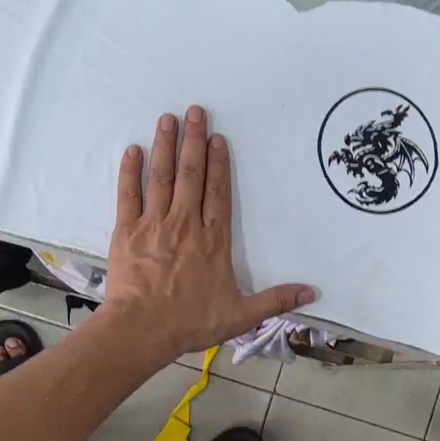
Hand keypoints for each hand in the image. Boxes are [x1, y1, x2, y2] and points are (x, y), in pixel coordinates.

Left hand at [100, 106, 315, 360]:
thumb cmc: (192, 323)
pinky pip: (128, 194)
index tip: (218, 138)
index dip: (219, 165)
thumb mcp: (242, 316)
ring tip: (168, 119)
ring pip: (161, 177)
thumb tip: (312, 294)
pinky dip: (130, 171)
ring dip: (166, 146)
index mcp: (214, 242)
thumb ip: (276, 301)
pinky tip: (134, 150)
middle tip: (195, 111)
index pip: (218, 194)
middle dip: (193, 141)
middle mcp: (185, 225)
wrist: (143, 329)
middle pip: (191, 176)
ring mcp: (154, 225)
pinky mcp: (127, 232)